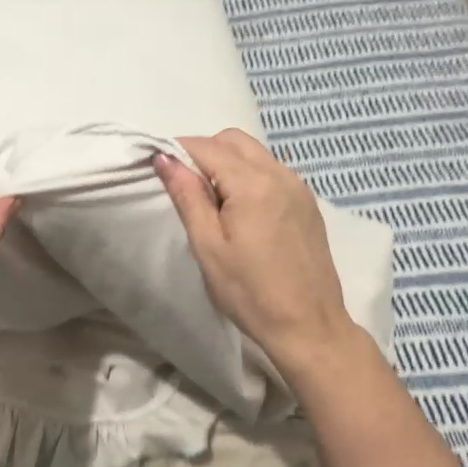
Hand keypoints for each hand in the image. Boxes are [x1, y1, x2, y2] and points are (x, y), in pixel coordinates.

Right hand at [153, 129, 353, 366]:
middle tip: (184, 186)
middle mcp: (279, 174)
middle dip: (204, 151)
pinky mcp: (307, 203)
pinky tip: (239, 209)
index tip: (159, 168)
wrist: (309, 326)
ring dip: (227, 162)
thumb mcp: (208, 245)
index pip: (206, 147)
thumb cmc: (249, 291)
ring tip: (211, 200)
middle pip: (233, 140)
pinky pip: (272, 170)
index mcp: (252, 183)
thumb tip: (165, 157)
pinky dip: (249, 175)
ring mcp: (298, 187)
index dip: (178, 151)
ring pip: (254, 153)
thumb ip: (187, 195)